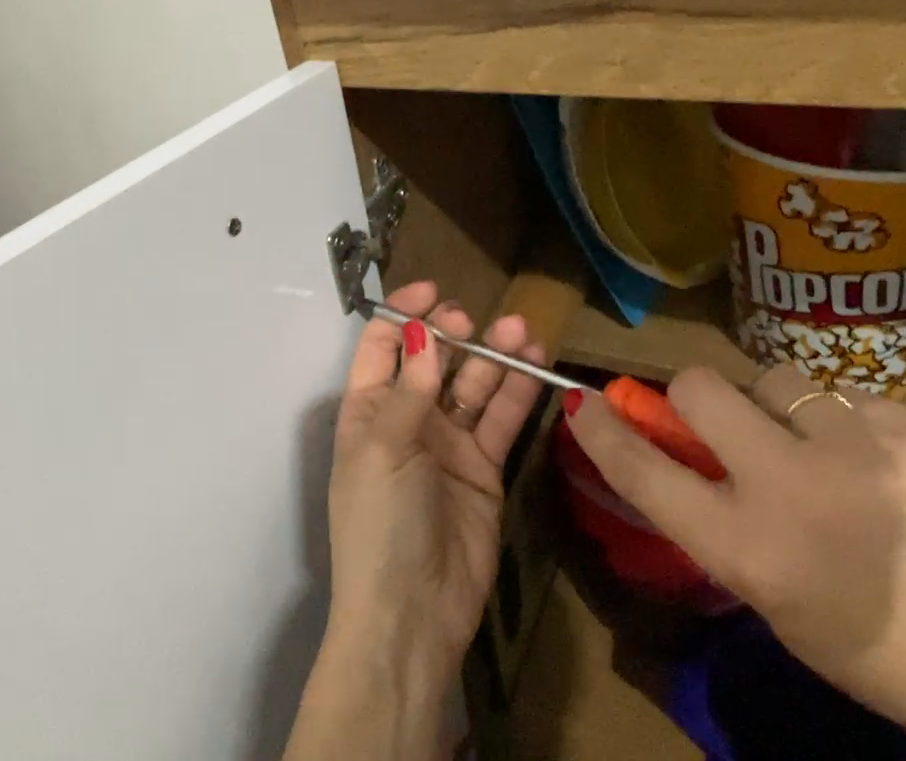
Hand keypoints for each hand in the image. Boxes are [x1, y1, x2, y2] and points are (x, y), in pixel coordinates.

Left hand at [287, 281, 545, 760]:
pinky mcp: (485, 470)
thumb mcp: (381, 450)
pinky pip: (501, 422)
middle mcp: (407, 422)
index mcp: (367, 413)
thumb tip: (422, 334)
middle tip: (477, 322)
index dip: (404, 316)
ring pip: (474, 387)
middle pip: (434, 362)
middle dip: (455, 335)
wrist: (412, 614)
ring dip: (496, 358)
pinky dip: (519, 394)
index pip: (382, 348)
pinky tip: (539, 365)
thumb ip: (408, 391)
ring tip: (524, 331)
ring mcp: (448, 446)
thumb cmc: (380, 526)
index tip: (434, 292)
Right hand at [565, 365, 905, 759]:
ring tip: (825, 453)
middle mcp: (798, 489)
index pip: (646, 469)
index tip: (586, 401)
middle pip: (703, 387)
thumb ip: (712, 511)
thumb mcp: (762, 589)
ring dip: (784, 410)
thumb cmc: (856, 640)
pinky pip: (855, 398)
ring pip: (782, 380)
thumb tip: (669, 438)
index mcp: (748, 548)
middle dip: (700, 398)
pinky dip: (854, 426)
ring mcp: (869, 452)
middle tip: (726, 421)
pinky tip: (887, 469)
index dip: (605, 430)